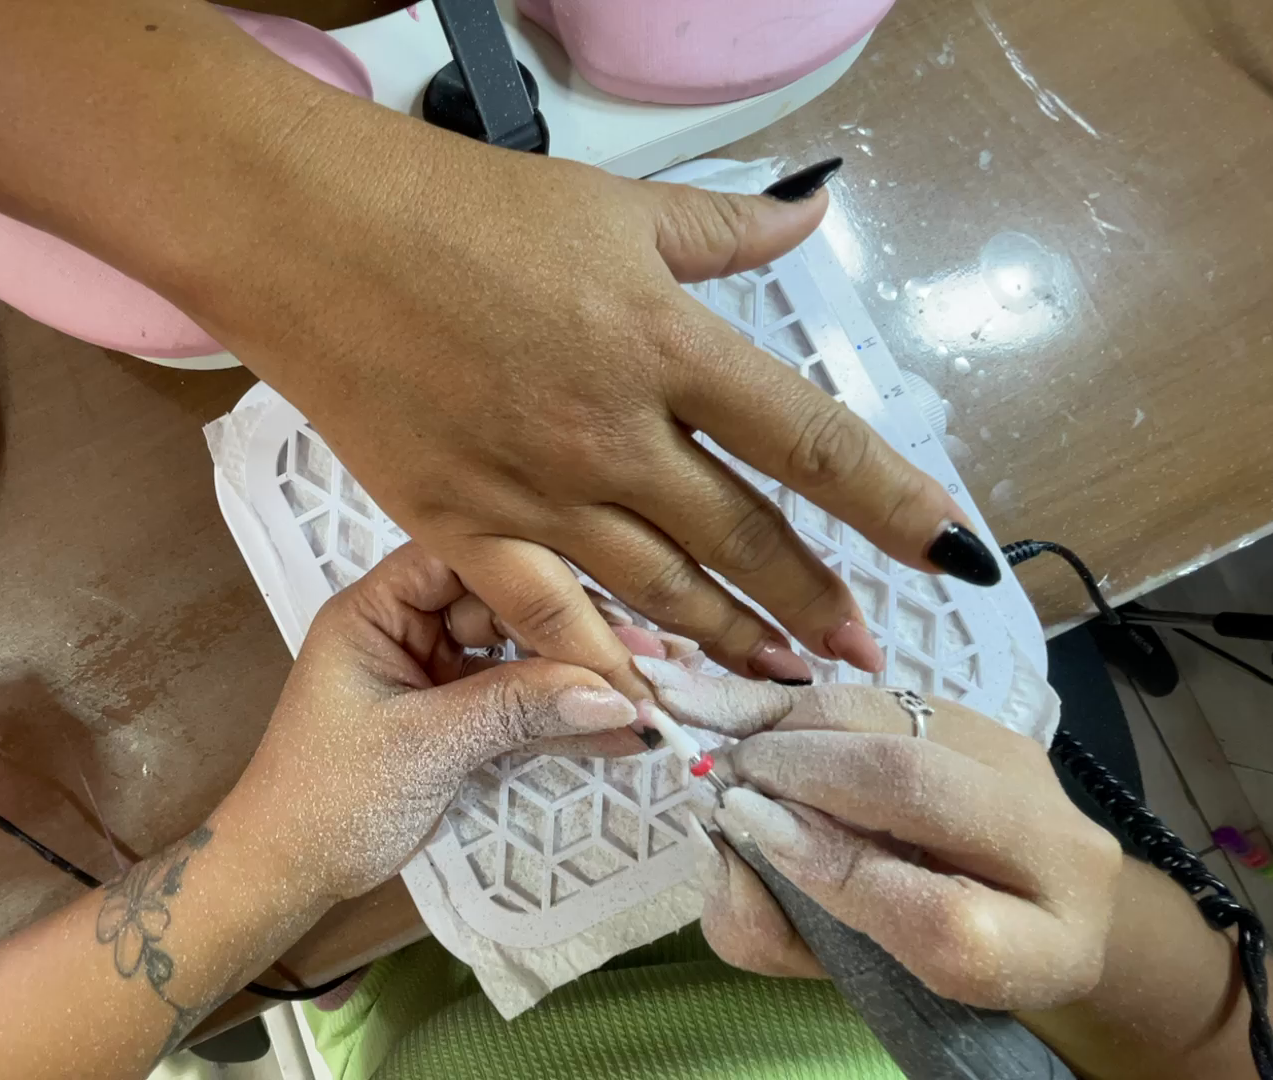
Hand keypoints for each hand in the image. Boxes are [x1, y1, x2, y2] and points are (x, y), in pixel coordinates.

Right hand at [188, 103, 999, 694]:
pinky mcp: (463, 526)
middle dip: (812, 596)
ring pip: (658, 587)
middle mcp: (616, 436)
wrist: (319, 244)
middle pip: (741, 534)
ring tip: (778, 676)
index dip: (893, 502)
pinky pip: (548, 614)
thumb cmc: (459, 209)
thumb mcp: (607, 205)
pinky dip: (602, 662)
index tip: (953, 555)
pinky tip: (646, 701)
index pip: (813, 438)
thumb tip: (814, 207)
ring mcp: (537, 493)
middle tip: (859, 649)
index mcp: (664, 343)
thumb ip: (719, 229)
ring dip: (728, 637)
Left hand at [224, 544, 637, 902]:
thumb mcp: (424, 744)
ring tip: (657, 688)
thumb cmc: (330, 797)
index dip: (533, 573)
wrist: (291, 873)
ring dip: (578, 678)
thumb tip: (616, 695)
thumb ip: (516, 709)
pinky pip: (516, 702)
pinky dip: (560, 718)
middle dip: (573, 633)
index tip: (608, 599)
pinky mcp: (457, 711)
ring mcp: (437, 669)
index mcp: (378, 607)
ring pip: (518, 656)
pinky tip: (621, 730)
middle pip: (502, 606)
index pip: (463, 560)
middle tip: (654, 654)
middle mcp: (410, 625)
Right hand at [635, 655, 1123, 1010]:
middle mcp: (1048, 842)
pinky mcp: (956, 708)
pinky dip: (769, 692)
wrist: (992, 888)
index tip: (740, 822)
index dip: (830, 866)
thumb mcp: (837, 965)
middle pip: (914, 784)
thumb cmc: (901, 937)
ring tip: (698, 722)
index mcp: (1037, 945)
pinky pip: (850, 690)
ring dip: (773, 720)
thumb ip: (767, 930)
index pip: (946, 921)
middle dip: (793, 770)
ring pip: (876, 718)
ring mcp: (1006, 757)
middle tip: (720, 777)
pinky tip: (705, 687)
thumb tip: (719, 842)